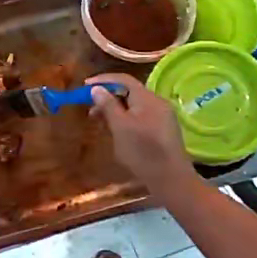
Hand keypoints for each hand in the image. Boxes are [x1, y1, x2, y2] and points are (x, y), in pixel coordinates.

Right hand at [85, 73, 192, 192]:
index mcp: (147, 98)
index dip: (103, 80)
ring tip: (102, 123)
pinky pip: (142, 116)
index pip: (123, 79)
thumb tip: (97, 88)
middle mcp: (157, 102)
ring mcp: (163, 116)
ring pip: (135, 105)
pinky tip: (119, 132)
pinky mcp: (164, 129)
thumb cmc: (142, 151)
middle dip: (108, 98)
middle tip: (91, 110)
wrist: (171, 178)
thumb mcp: (120, 127)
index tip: (85, 86)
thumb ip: (108, 105)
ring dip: (116, 110)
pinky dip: (127, 118)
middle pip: (130, 92)